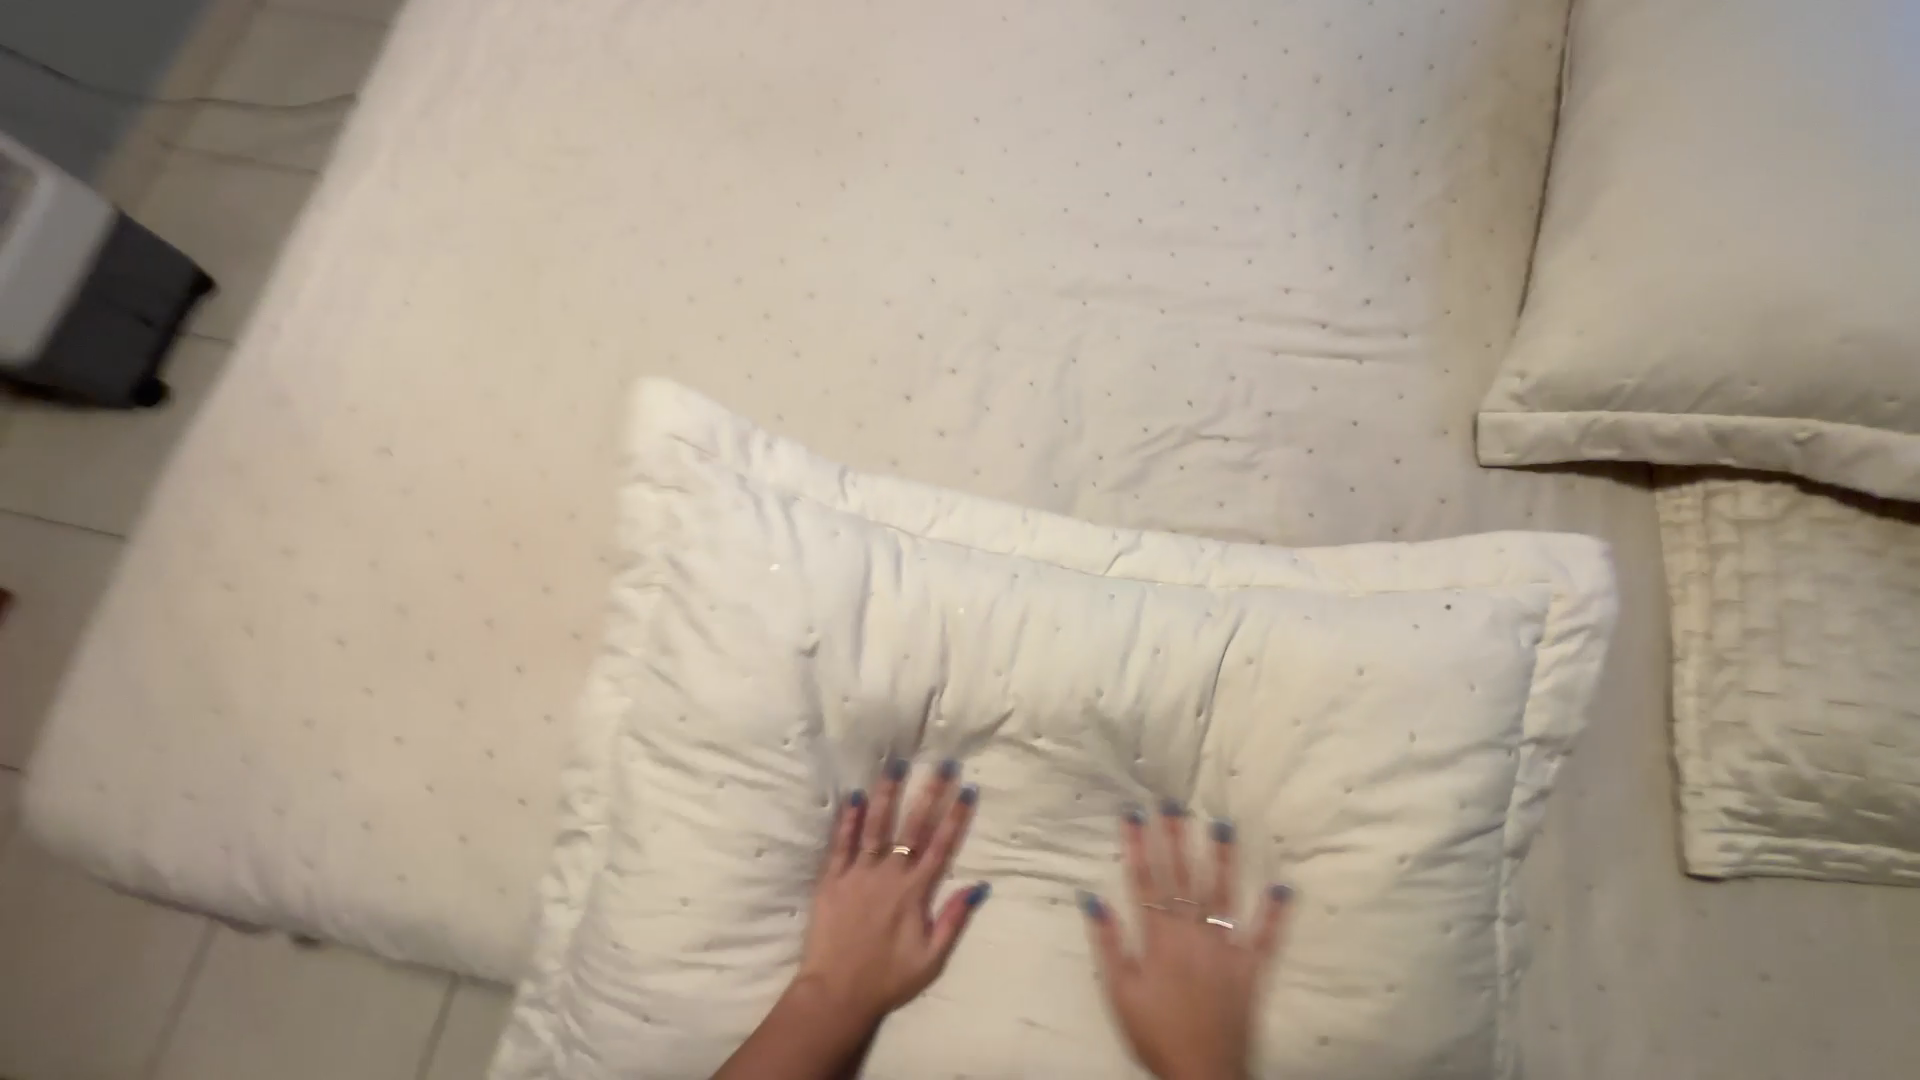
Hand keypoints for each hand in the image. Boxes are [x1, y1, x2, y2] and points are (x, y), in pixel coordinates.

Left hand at [794, 757, 987, 1024]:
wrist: (835, 994)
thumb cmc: (887, 978)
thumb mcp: (931, 959)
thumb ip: (953, 920)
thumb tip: (979, 886)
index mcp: (914, 892)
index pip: (941, 845)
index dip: (956, 816)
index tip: (968, 788)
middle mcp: (889, 874)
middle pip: (913, 826)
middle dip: (930, 793)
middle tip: (942, 764)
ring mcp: (858, 873)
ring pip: (875, 825)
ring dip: (887, 794)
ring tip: (896, 765)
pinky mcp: (832, 878)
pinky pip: (841, 843)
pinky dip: (848, 819)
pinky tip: (854, 796)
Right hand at [1079, 802, 1292, 1079]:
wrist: (1202, 1076)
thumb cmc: (1155, 1034)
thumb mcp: (1119, 991)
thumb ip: (1107, 942)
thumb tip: (1092, 897)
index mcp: (1158, 939)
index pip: (1144, 881)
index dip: (1137, 845)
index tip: (1133, 812)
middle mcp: (1192, 935)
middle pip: (1181, 878)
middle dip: (1175, 838)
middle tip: (1173, 802)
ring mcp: (1225, 950)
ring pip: (1222, 896)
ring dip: (1222, 860)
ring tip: (1223, 825)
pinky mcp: (1251, 970)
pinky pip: (1266, 938)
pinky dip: (1275, 913)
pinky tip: (1284, 886)